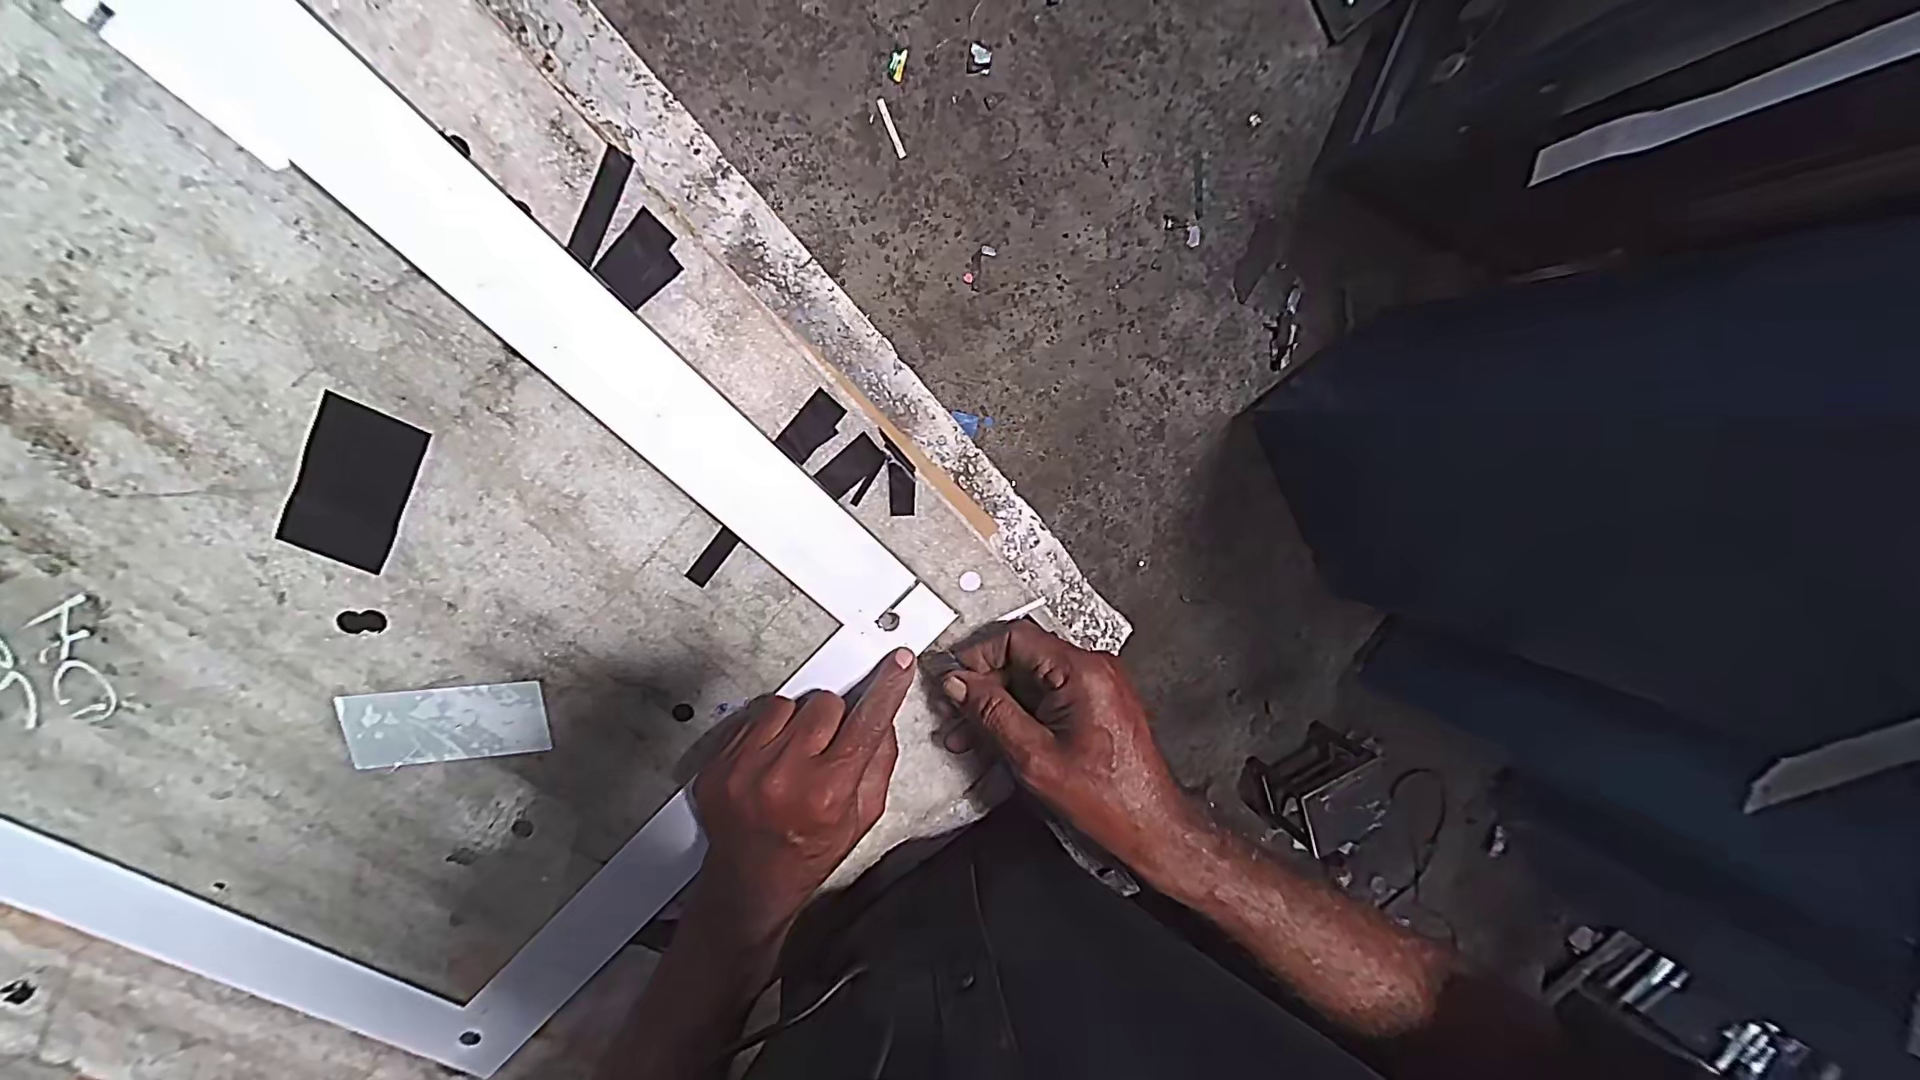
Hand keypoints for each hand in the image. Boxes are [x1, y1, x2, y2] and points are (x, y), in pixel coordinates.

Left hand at [691, 648, 914, 935]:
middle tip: (826, 750)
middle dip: (834, 720)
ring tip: (795, 757)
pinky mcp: (719, 764)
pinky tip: (771, 761)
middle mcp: (783, 777)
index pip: (867, 721)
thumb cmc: (809, 851)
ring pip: (789, 704)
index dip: (887, 688)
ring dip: (798, 723)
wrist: (751, 884)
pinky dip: (768, 731)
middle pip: (826, 703)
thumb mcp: (864, 815)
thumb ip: (880, 760)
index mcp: (827, 793)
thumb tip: (884, 715)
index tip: (898, 664)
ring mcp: (745, 769)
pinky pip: (755, 716)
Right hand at [938, 621, 1199, 873]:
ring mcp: (1097, 684)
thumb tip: (961, 685)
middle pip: (1022, 657)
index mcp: (1082, 672)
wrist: (1152, 828)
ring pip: (1032, 678)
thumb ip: (991, 713)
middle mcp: (1094, 669)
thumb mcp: (1034, 757)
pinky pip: (1048, 693)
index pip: (1016, 638)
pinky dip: (1021, 711)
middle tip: (958, 712)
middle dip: (984, 686)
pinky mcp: (1096, 701)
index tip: (957, 681)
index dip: (978, 657)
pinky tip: (1001, 736)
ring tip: (972, 733)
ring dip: (999, 702)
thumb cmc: (1110, 800)